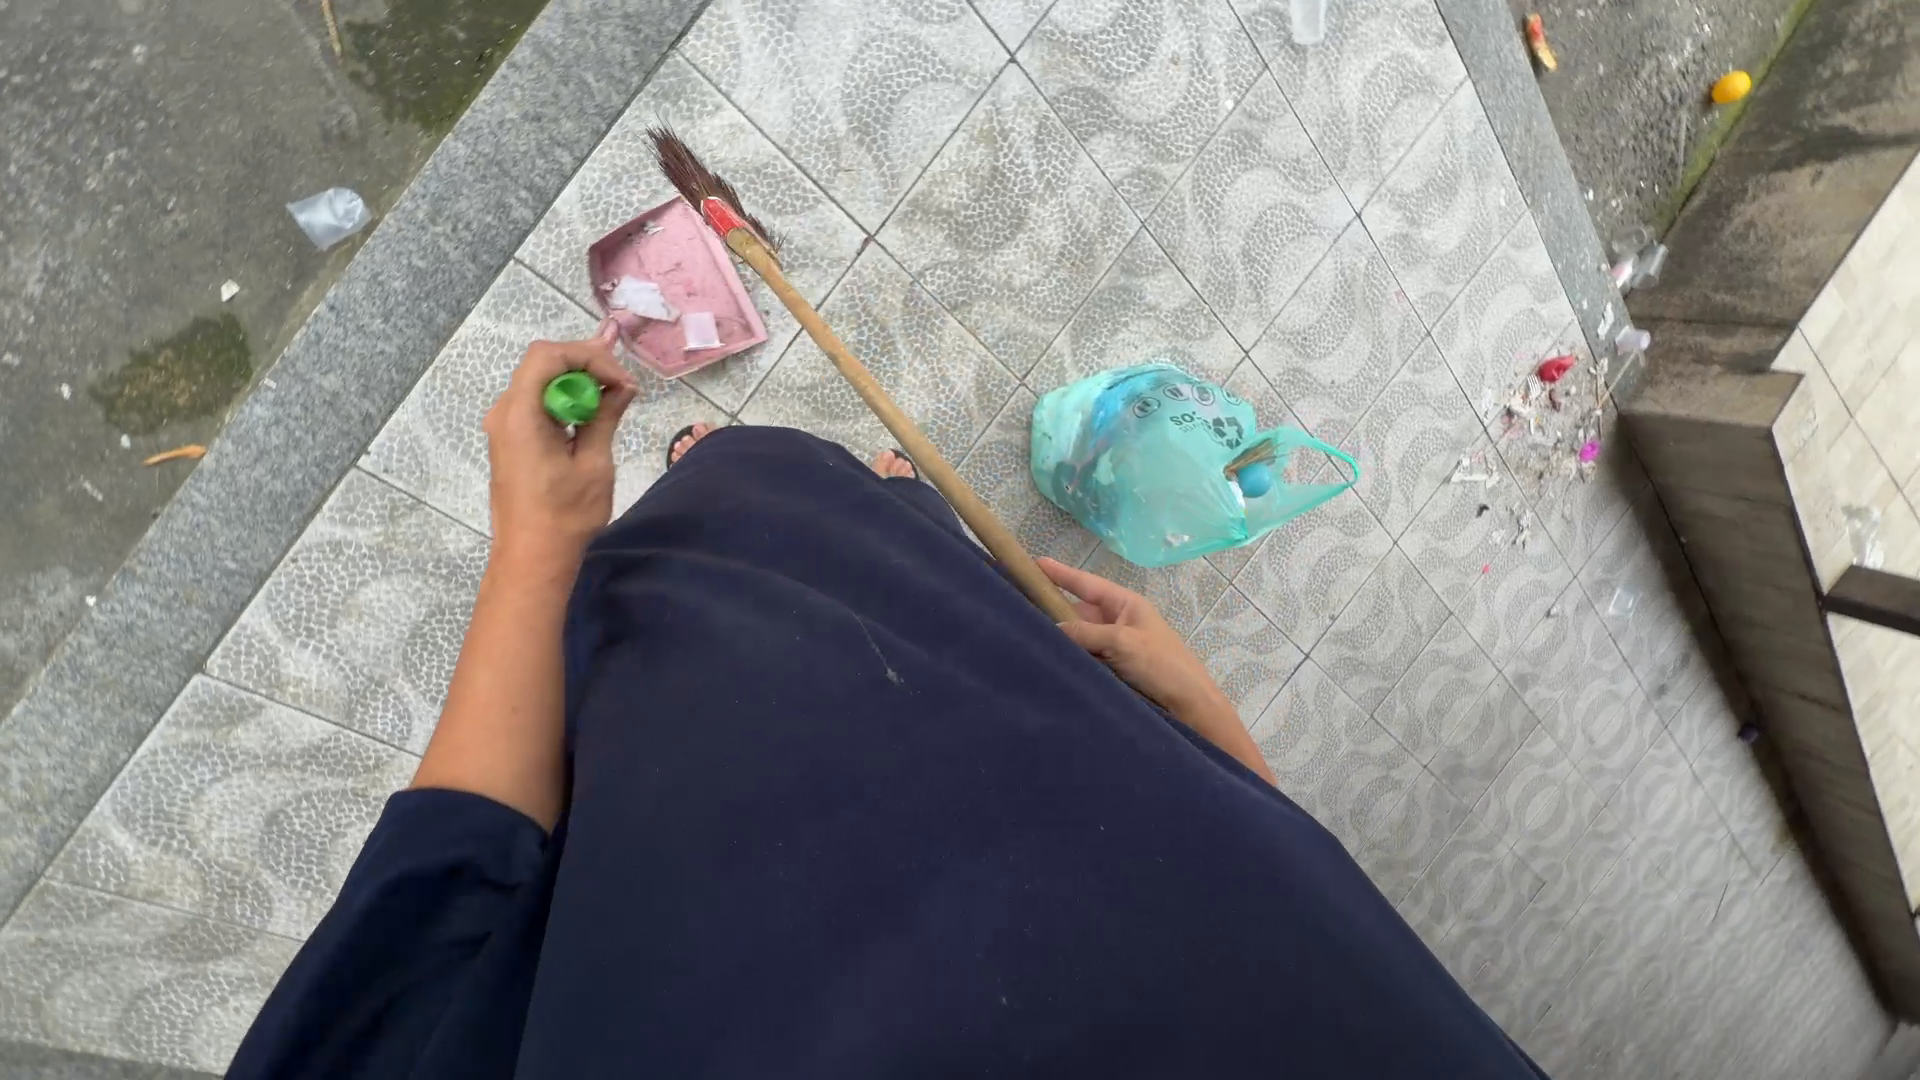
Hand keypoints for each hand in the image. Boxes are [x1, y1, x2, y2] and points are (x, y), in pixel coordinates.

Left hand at [483, 320, 639, 574]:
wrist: (533, 555)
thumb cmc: (566, 515)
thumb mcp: (595, 464)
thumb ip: (605, 417)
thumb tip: (623, 387)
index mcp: (521, 415)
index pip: (549, 356)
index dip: (590, 358)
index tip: (623, 383)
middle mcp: (505, 412)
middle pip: (543, 364)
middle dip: (587, 366)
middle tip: (624, 388)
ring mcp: (505, 425)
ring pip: (542, 382)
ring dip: (579, 384)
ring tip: (615, 400)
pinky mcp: (512, 438)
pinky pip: (539, 403)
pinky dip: (568, 401)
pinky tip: (594, 416)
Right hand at [1038, 557, 1274, 783]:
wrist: (1190, 706)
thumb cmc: (1161, 665)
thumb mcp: (1122, 642)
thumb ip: (1085, 633)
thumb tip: (1053, 629)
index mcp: (1125, 604)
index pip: (1086, 584)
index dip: (1060, 573)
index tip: (1035, 562)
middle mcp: (1118, 622)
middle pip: (1078, 611)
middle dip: (1053, 609)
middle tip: (1019, 606)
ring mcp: (1115, 647)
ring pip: (1079, 637)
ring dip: (1060, 638)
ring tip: (1027, 636)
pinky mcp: (1113, 670)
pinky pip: (1084, 658)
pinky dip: (1070, 658)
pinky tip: (1049, 661)